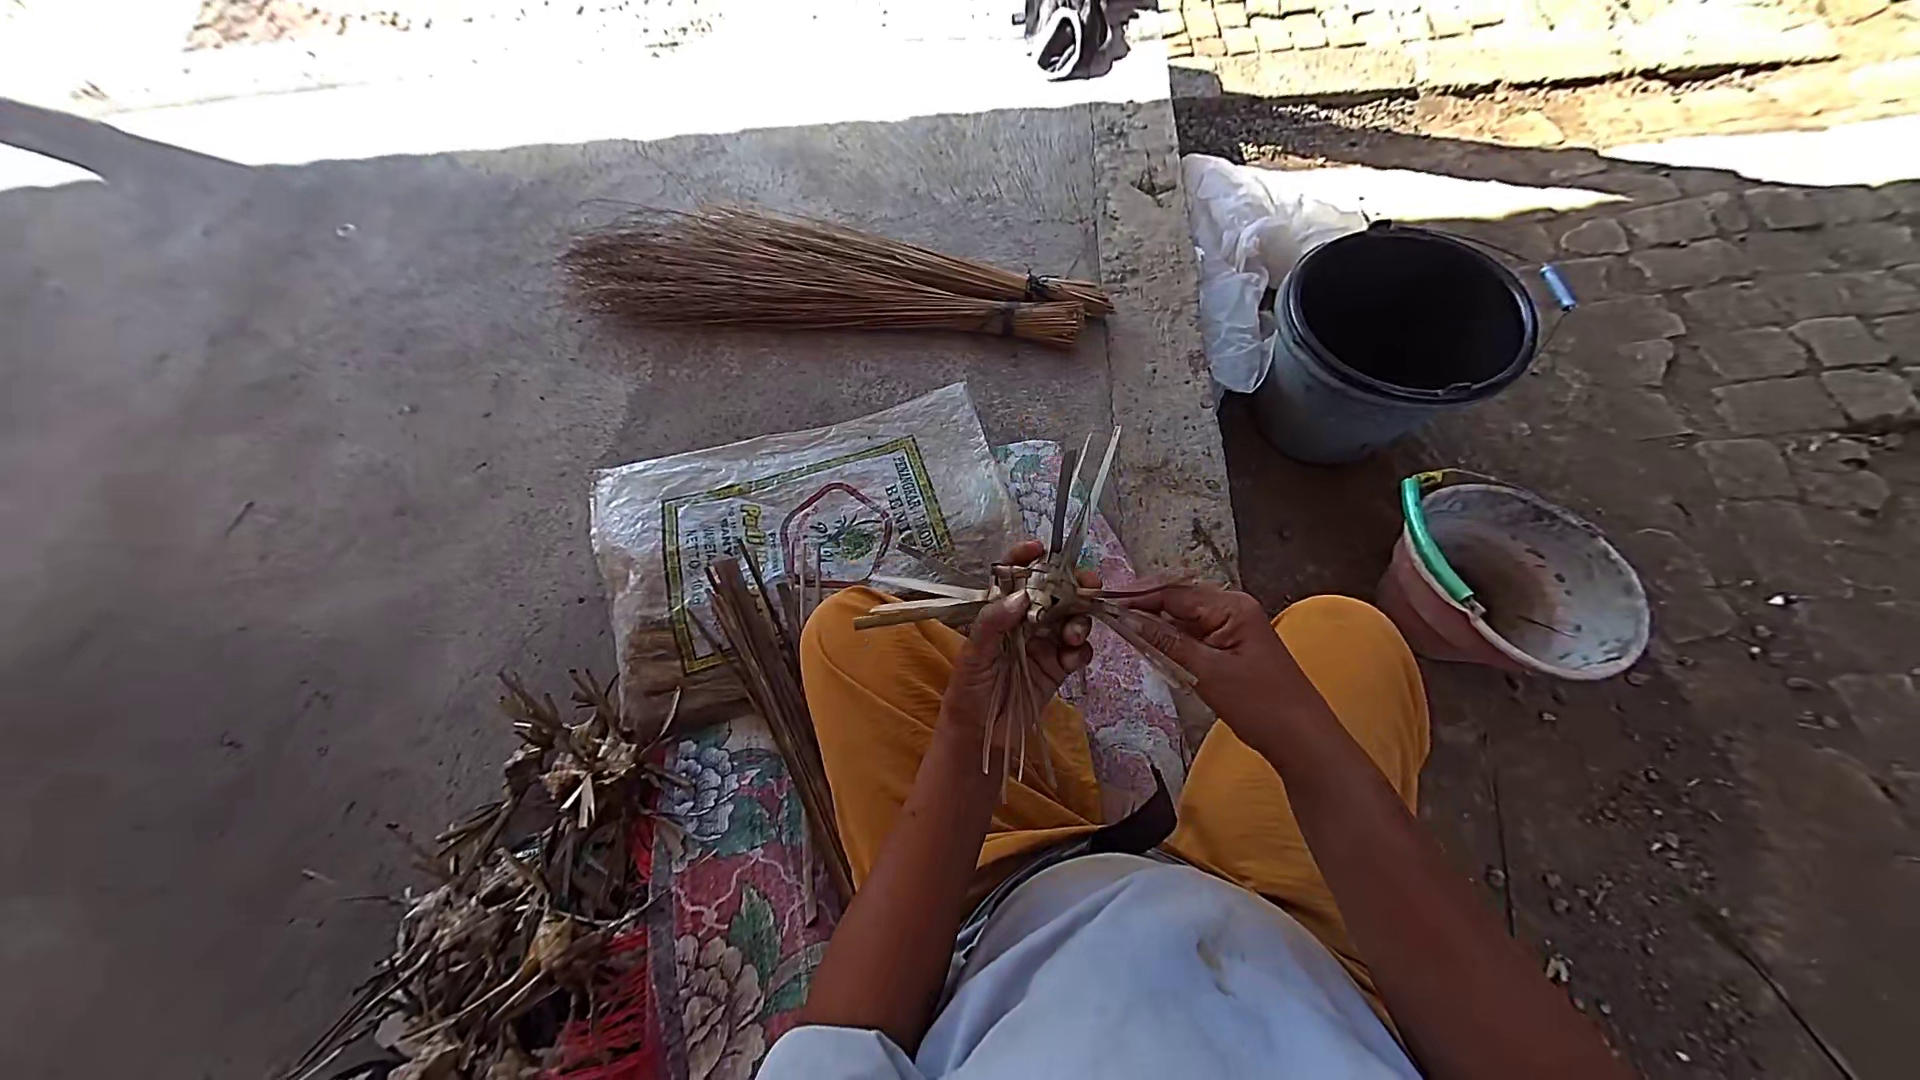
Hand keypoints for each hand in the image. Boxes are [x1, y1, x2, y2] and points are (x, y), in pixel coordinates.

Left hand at [938, 540, 1095, 739]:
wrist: (979, 735)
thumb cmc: (968, 690)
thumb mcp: (974, 654)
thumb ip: (993, 622)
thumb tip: (1021, 595)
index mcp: (1000, 612)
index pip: (1014, 577)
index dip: (1026, 559)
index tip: (1040, 548)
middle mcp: (1025, 622)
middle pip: (1053, 594)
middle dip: (1072, 586)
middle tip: (1086, 585)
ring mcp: (1044, 644)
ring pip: (1071, 620)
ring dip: (1079, 620)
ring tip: (1073, 632)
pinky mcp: (1058, 668)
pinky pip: (1077, 651)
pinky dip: (1081, 650)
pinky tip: (1072, 656)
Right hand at [1118, 585, 1333, 752]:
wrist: (1301, 740)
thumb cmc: (1259, 704)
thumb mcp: (1206, 671)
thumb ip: (1165, 641)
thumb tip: (1127, 619)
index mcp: (1232, 606)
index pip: (1174, 593)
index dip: (1137, 597)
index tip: (1104, 603)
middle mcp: (1232, 607)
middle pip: (1177, 599)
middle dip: (1143, 606)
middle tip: (1107, 613)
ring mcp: (1232, 626)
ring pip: (1182, 616)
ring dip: (1154, 622)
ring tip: (1120, 625)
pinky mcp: (1230, 644)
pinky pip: (1192, 632)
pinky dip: (1170, 637)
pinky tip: (1149, 642)